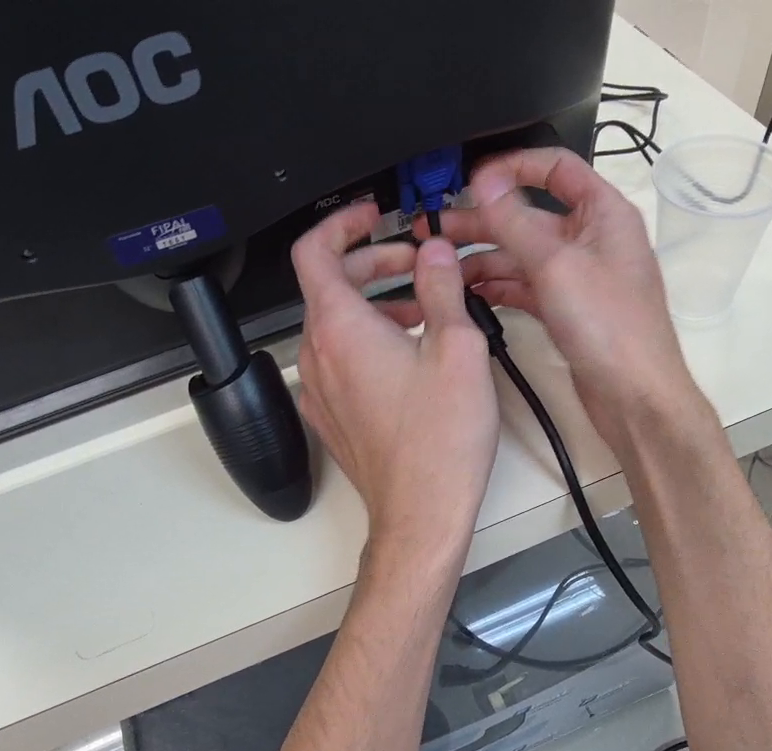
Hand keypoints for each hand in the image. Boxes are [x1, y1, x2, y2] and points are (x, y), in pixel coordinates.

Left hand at [291, 202, 498, 549]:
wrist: (421, 514)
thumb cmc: (438, 445)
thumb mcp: (457, 349)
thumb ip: (442, 288)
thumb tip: (435, 253)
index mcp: (341, 329)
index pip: (314, 251)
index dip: (340, 224)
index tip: (370, 216)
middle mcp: (319, 357)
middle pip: (328, 286)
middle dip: (373, 264)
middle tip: (417, 264)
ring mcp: (321, 391)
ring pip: (335, 326)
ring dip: (375, 305)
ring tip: (424, 311)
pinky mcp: (332, 417)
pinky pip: (339, 362)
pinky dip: (367, 343)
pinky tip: (409, 357)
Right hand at [436, 148, 710, 452]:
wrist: (635, 397)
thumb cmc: (612, 329)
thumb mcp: (556, 265)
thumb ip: (515, 222)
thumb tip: (485, 183)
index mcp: (604, 213)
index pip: (556, 168)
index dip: (513, 168)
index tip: (473, 180)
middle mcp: (592, 240)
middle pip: (529, 215)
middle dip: (483, 220)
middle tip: (436, 227)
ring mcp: (578, 278)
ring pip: (523, 256)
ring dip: (483, 258)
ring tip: (441, 265)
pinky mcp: (567, 311)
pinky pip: (526, 288)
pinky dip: (499, 288)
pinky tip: (468, 292)